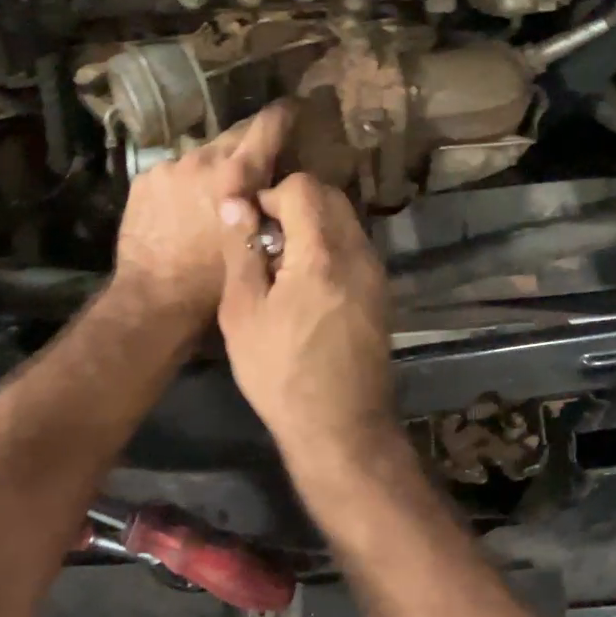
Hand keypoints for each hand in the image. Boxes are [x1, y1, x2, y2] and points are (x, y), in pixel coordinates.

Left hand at [112, 103, 293, 327]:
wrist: (152, 299)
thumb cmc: (214, 280)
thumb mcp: (257, 240)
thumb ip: (266, 202)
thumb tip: (277, 184)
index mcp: (236, 174)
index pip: (266, 126)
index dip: (283, 114)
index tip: (292, 108)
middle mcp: (203, 159)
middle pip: (233, 136)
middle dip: (245, 148)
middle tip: (252, 168)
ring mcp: (169, 167)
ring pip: (200, 157)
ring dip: (209, 170)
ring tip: (208, 200)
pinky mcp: (144, 179)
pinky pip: (172, 173)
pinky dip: (181, 186)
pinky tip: (178, 212)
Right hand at [215, 174, 392, 455]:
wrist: (341, 429)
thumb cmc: (281, 373)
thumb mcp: (243, 313)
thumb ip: (241, 251)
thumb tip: (235, 203)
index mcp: (323, 253)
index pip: (303, 187)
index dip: (269, 195)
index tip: (248, 225)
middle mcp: (358, 252)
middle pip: (329, 196)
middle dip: (292, 204)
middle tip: (262, 241)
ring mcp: (375, 273)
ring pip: (344, 219)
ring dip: (311, 225)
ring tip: (281, 265)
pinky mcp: (381, 292)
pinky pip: (353, 246)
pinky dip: (328, 247)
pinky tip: (305, 285)